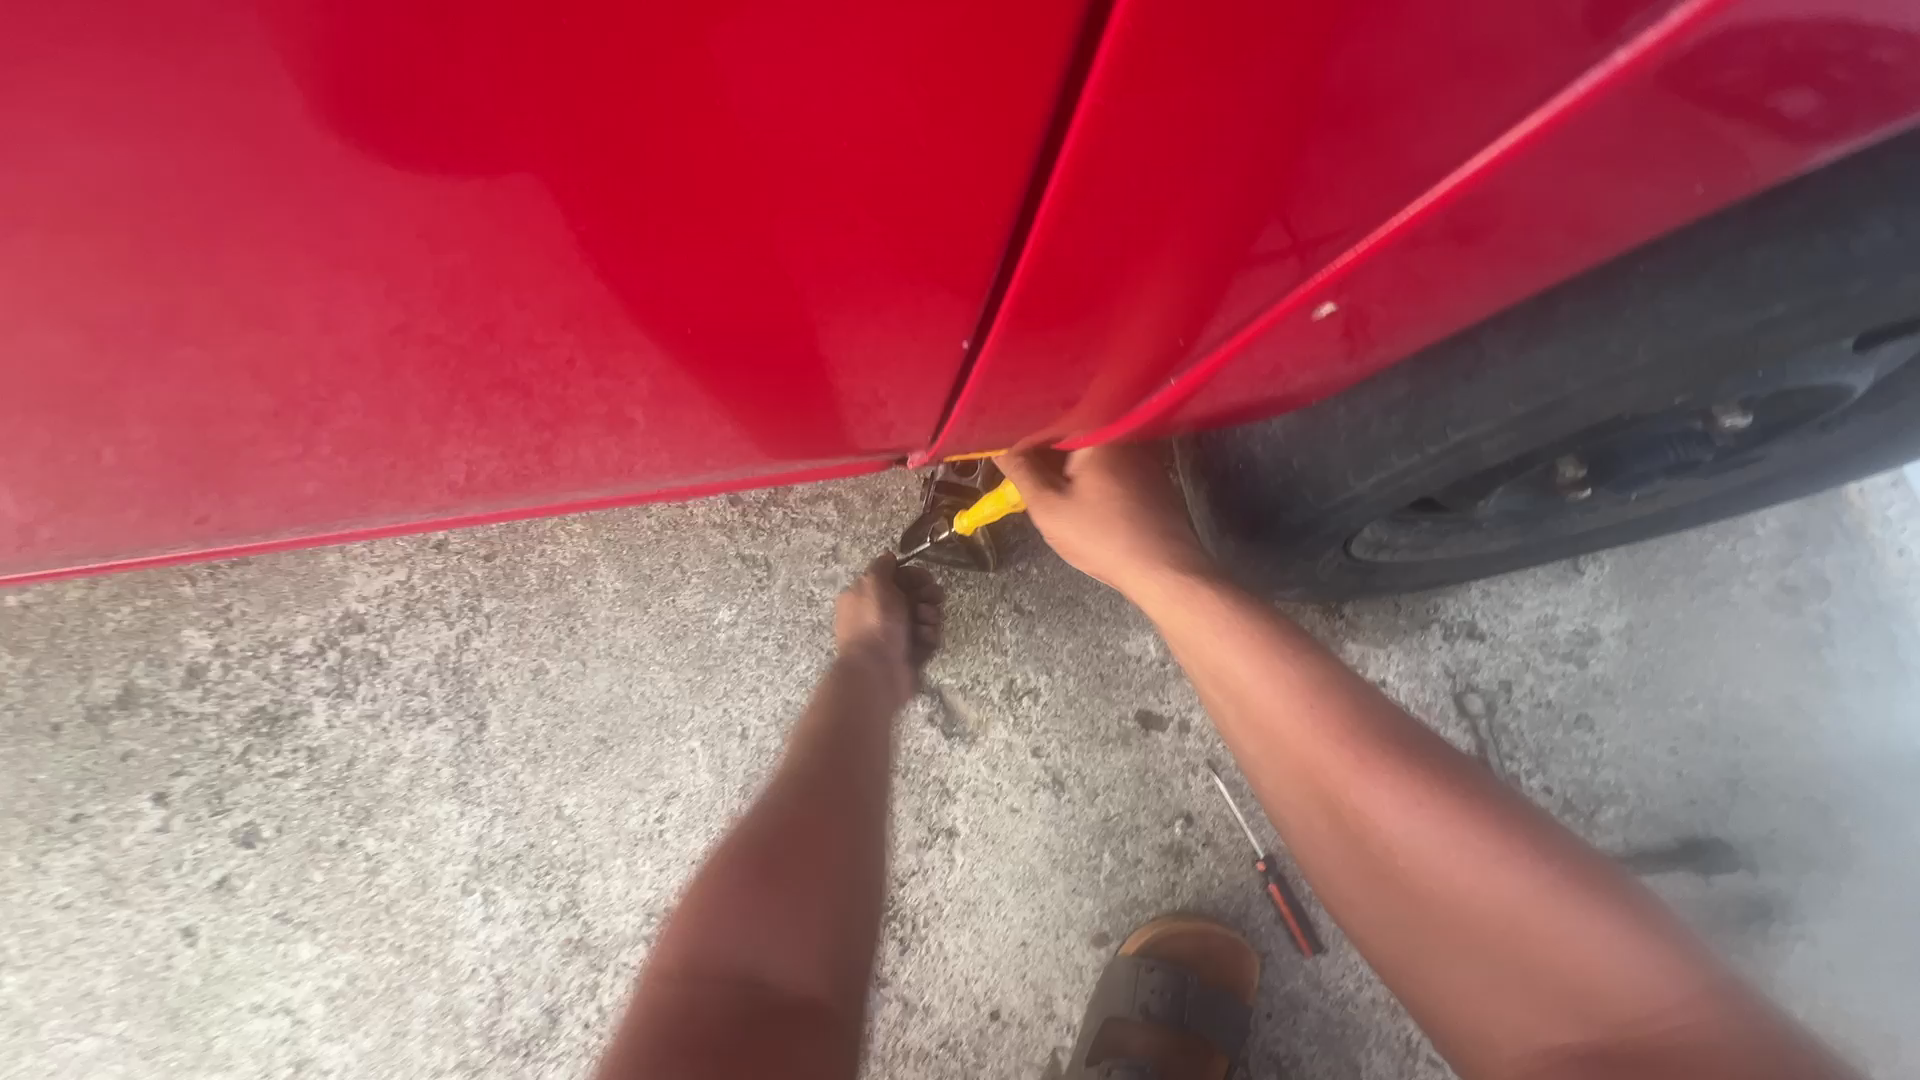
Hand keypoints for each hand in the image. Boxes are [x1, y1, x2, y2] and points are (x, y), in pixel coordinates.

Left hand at [833, 553, 944, 700]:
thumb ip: (882, 566)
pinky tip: (923, 641)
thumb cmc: (875, 623)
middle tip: (932, 600)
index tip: (925, 578)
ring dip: (930, 617)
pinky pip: (927, 638)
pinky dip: (928, 637)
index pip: (895, 577)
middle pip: (914, 595)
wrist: (877, 671)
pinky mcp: (909, 653)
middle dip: (927, 596)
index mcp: (865, 595)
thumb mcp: (873, 583)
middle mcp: (879, 614)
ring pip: (924, 616)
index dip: (914, 575)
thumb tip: (889, 557)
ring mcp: (894, 635)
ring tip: (923, 625)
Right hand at [998, 442, 1216, 595]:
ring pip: (1090, 446)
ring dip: (1064, 459)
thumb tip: (999, 448)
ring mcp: (1141, 453)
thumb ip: (1021, 472)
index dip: (1023, 426)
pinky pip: (1109, 462)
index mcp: (1098, 431)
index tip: (1000, 441)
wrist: (1163, 570)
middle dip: (1043, 444)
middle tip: (1016, 462)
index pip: (1052, 413)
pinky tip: (1072, 490)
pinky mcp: (1149, 475)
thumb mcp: (1049, 507)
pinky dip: (1087, 470)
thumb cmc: (1103, 537)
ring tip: (1038, 475)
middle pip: (1073, 427)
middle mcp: (1124, 433)